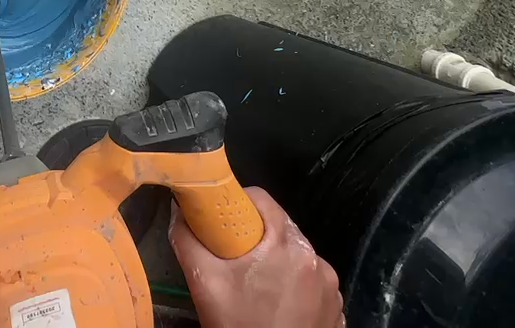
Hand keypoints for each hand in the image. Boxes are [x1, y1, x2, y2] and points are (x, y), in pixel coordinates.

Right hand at [170, 186, 342, 327]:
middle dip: (256, 237)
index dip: (238, 206)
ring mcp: (331, 290)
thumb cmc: (239, 326)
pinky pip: (310, 283)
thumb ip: (187, 239)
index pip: (262, 200)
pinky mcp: (336, 312)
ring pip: (295, 255)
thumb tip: (179, 211)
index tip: (223, 226)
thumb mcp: (204, 283)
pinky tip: (276, 306)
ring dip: (276, 262)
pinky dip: (294, 287)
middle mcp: (318, 262)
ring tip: (255, 287)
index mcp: (289, 246)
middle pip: (279, 227)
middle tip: (234, 260)